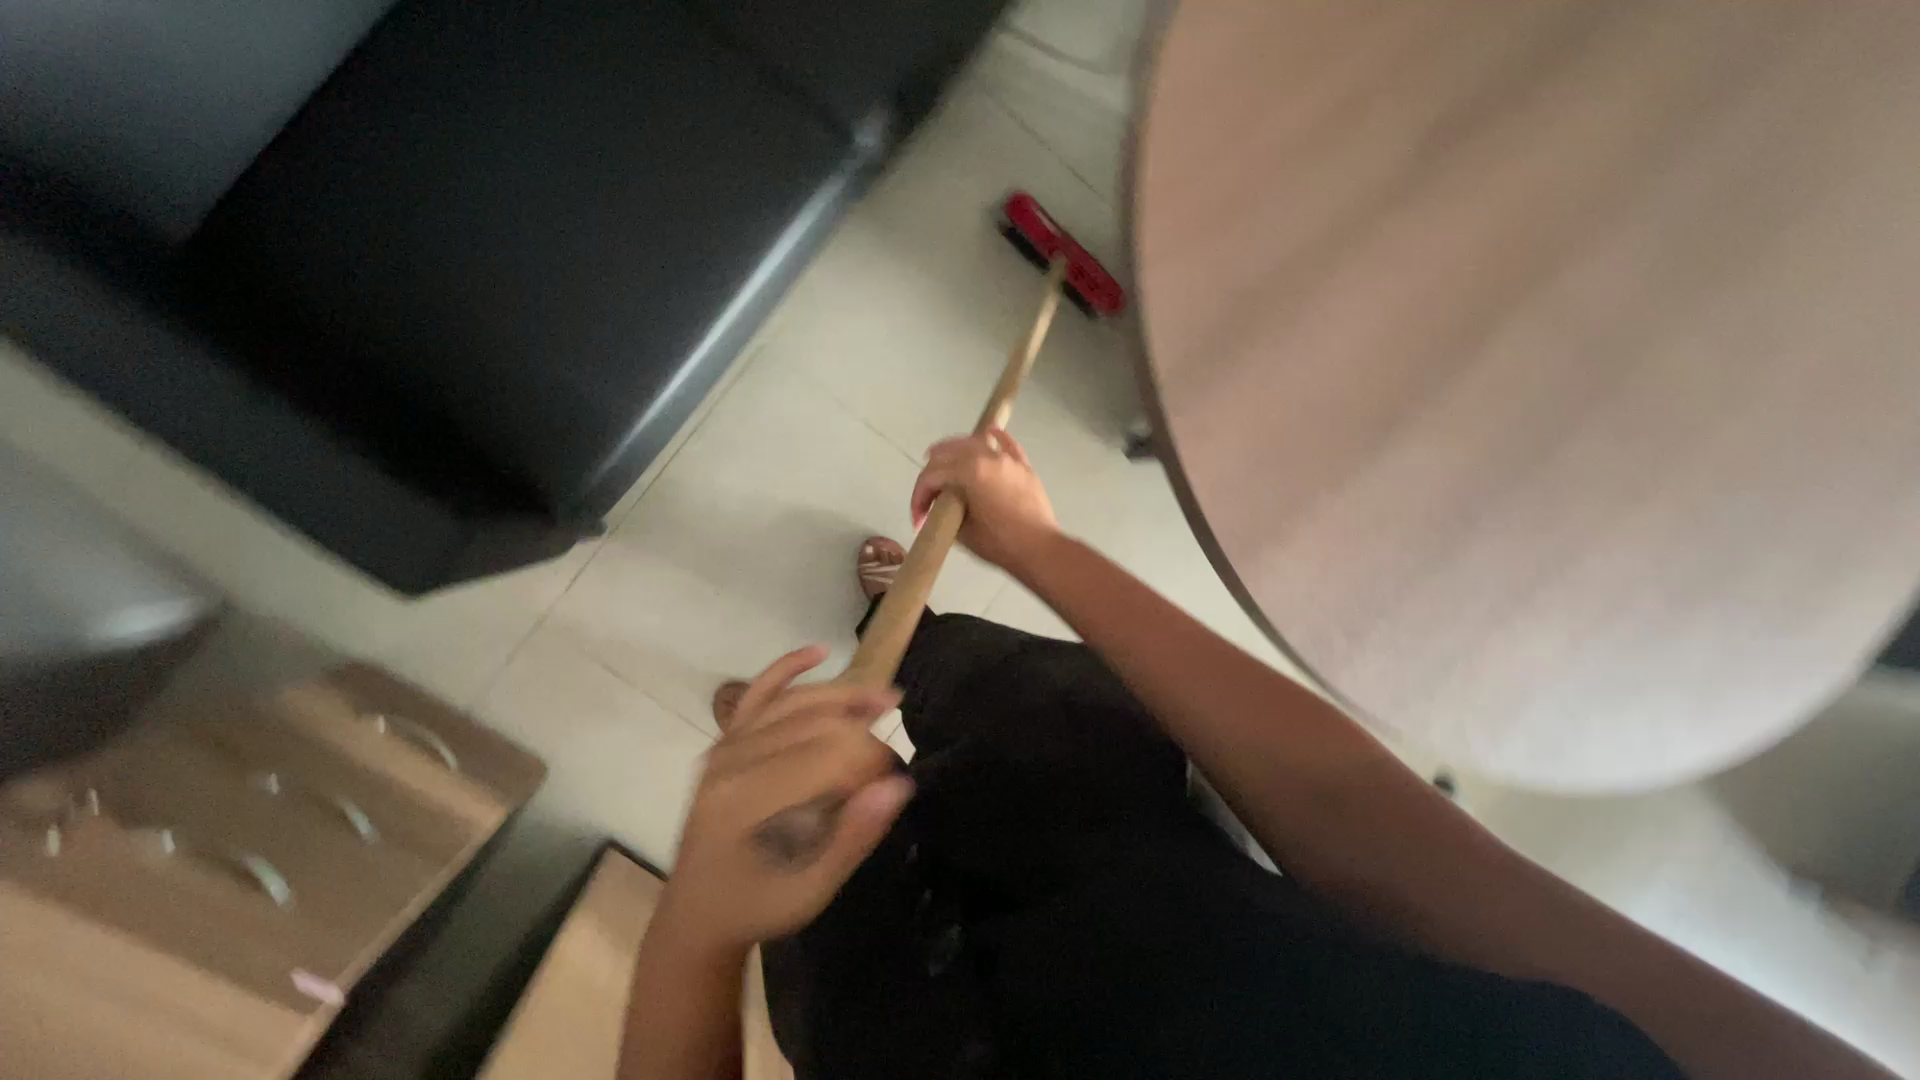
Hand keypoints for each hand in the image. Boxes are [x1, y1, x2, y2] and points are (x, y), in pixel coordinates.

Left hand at [656, 646, 912, 954]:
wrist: (697, 915)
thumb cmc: (759, 905)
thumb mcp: (812, 889)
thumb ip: (854, 836)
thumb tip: (899, 785)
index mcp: (752, 801)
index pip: (828, 755)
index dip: (872, 760)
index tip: (894, 782)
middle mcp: (733, 763)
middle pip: (814, 724)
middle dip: (863, 734)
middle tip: (891, 759)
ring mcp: (723, 748)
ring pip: (793, 703)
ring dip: (842, 696)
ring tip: (885, 698)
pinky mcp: (722, 744)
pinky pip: (757, 695)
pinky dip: (787, 668)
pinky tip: (819, 652)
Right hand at [911, 427, 1059, 570]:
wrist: (1039, 550)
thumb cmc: (999, 544)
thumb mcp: (962, 531)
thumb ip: (946, 511)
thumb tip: (942, 506)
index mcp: (969, 472)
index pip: (932, 475)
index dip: (919, 496)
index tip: (918, 517)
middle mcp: (987, 457)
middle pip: (948, 453)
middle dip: (932, 471)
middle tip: (927, 492)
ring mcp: (1007, 460)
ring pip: (974, 442)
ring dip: (955, 449)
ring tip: (942, 459)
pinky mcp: (1023, 467)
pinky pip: (1008, 445)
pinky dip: (997, 437)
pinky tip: (991, 432)